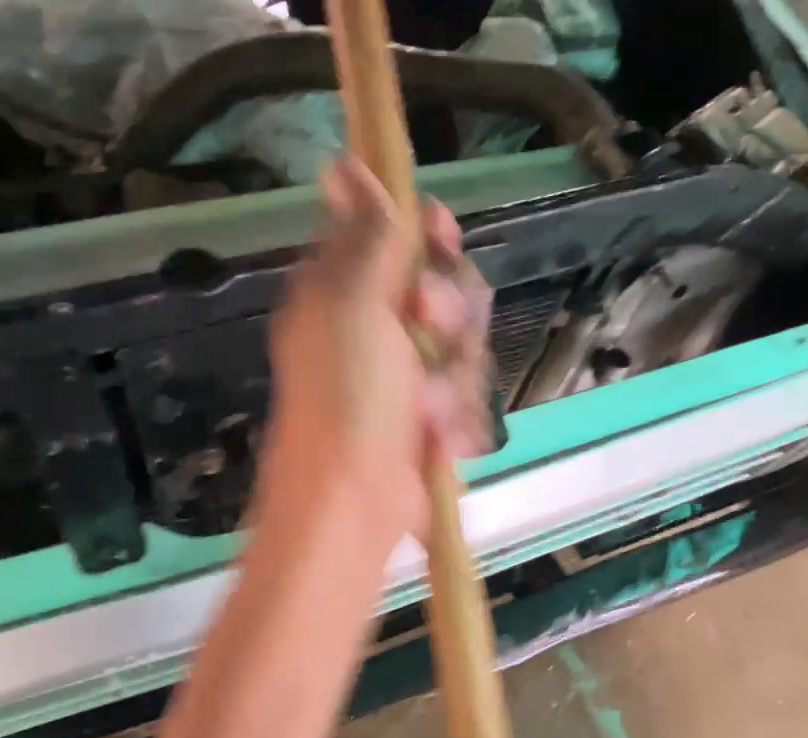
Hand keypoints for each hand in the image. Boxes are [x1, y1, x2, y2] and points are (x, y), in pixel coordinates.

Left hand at [260, 156, 493, 543]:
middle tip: (429, 324)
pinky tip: (442, 441)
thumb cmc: (346, 398)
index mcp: (340, 293)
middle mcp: (372, 329)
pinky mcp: (428, 421)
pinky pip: (467, 397)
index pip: (390, 236)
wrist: (352, 507)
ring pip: (464, 347)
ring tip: (430, 412)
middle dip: (449, 309)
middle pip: (444, 287)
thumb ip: (365, 234)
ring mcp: (403, 379)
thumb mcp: (352, 302)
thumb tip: (344, 161)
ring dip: (454, 377)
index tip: (439, 231)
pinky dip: (458, 419)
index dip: (421, 229)